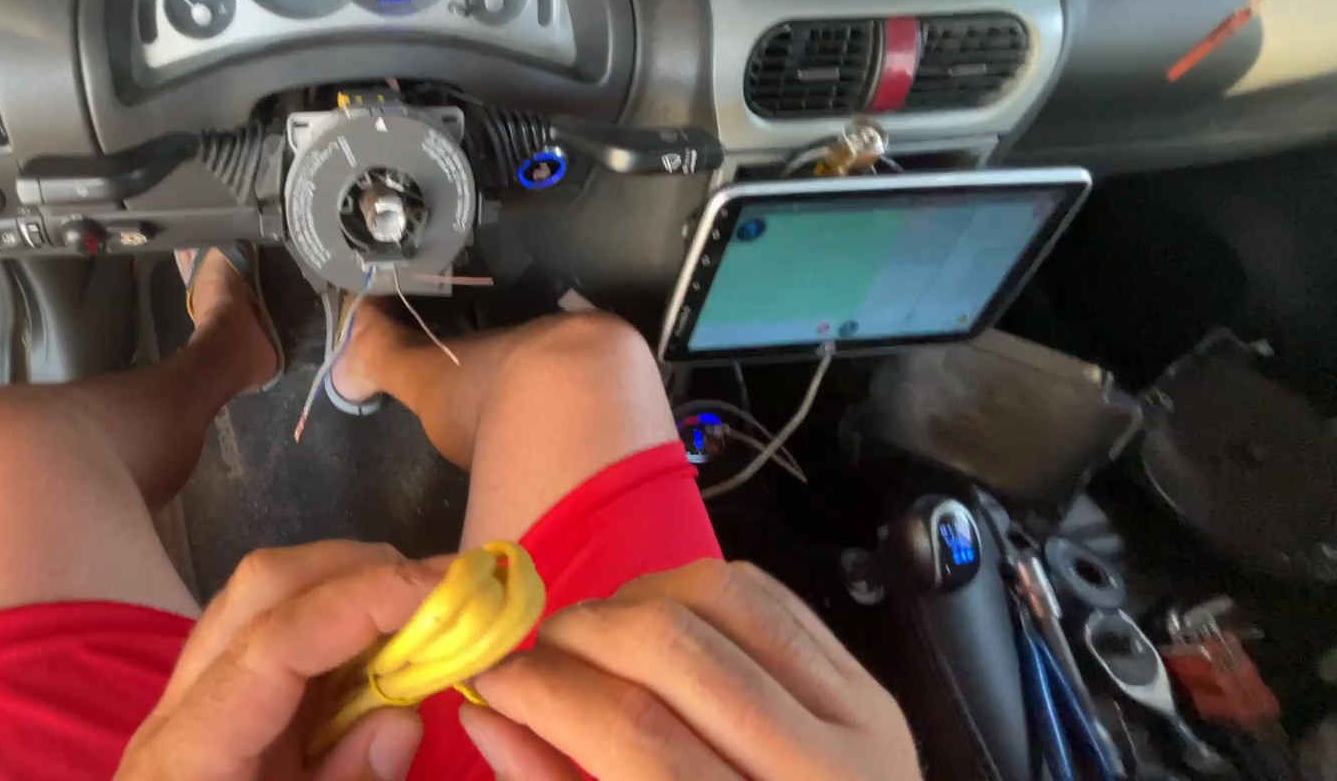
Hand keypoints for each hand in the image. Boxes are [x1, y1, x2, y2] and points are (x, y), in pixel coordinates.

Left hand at [116, 541, 444, 780]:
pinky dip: (336, 614)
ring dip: (350, 582)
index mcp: (187, 757)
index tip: (446, 588)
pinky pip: (275, 617)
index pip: (274, 644)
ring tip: (417, 609)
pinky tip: (379, 641)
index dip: (364, 602)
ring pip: (268, 588)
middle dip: (360, 570)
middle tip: (439, 590)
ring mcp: (191, 688)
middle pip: (265, 586)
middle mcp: (178, 704)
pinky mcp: (216, 690)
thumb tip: (404, 716)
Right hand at [462, 560, 918, 779]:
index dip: (546, 694)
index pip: (638, 738)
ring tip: (599, 641)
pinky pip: (754, 586)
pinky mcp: (864, 679)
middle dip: (579, 634)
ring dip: (629, 600)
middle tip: (542, 655)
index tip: (491, 677)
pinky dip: (682, 587)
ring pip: (713, 592)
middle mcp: (834, 778)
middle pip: (672, 646)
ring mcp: (864, 717)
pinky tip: (656, 625)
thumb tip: (483, 709)